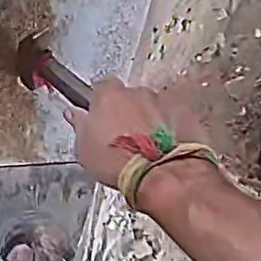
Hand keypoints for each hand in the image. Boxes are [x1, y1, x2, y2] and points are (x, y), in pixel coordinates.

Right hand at [62, 77, 211, 187]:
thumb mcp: (84, 148)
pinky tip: (160, 149)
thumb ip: (79, 125)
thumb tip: (75, 116)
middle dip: (125, 112)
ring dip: (146, 121)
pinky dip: (167, 129)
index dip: (99, 102)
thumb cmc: (119, 161)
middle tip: (119, 136)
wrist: (160, 173)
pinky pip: (172, 119)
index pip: (101, 87)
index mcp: (108, 96)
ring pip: (151, 107)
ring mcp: (163, 102)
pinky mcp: (185, 115)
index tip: (97, 114)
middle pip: (128, 96)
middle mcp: (137, 93)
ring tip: (142, 147)